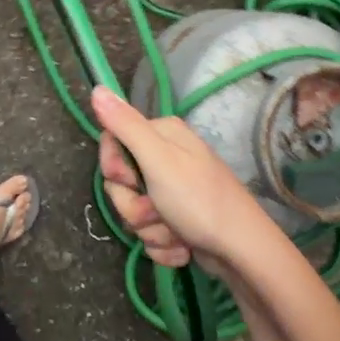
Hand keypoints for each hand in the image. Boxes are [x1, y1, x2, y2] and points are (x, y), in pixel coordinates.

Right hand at [93, 85, 271, 269]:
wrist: (242, 252)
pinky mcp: (177, 221)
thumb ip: (125, 125)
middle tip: (158, 210)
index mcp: (162, 134)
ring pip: (133, 212)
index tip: (128, 180)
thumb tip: (97, 88)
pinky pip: (150, 234)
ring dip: (151, 230)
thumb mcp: (158, 159)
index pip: (112, 142)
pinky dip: (163, 245)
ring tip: (176, 232)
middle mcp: (166, 158)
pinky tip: (183, 248)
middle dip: (134, 206)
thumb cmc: (199, 201)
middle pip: (120, 182)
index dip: (113, 167)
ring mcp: (172, 191)